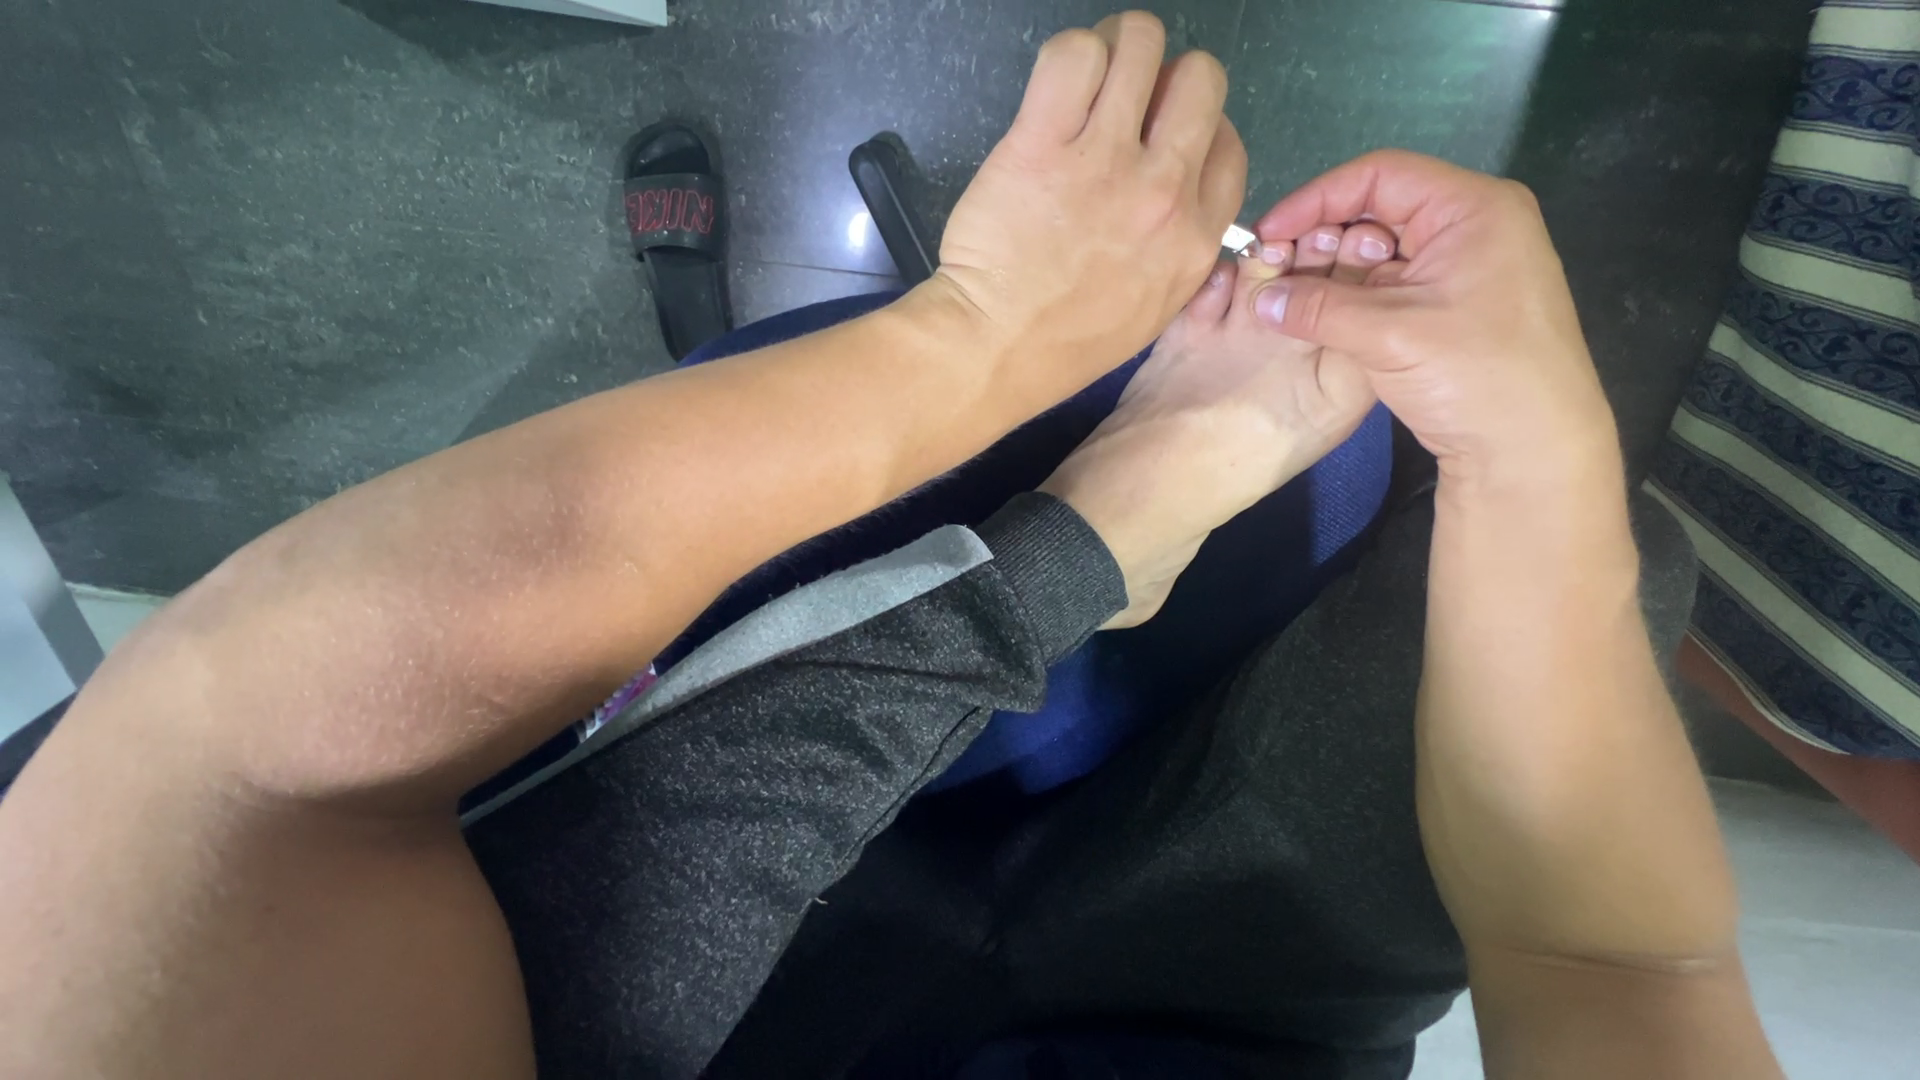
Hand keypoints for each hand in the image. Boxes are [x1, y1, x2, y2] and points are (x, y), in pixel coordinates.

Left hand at [933, 12, 1246, 402]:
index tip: (1158, 142)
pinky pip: (1073, 54)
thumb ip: (1177, 250)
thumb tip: (1177, 198)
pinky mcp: (1043, 144)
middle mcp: (1166, 191)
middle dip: (1164, 81)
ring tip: (1085, 87)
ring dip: (1116, 53)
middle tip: (1121, 110)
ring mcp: (1107, 163)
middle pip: (1200, 79)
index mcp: (1197, 239)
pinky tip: (1050, 97)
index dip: (1195, 130)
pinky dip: (1068, 58)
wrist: (997, 351)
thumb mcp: (1152, 312)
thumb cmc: (1065, 344)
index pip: (1229, 145)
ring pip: (1141, 44)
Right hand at [1041, 224, 1393, 626]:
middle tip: (1297, 243)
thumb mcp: (1334, 395)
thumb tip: (1358, 258)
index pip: (1366, 294)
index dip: (1360, 258)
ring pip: (1264, 270)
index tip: (1348, 239)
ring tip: (1259, 256)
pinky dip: (1217, 275)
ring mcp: (1243, 335)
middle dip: (1310, 245)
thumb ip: (1344, 328)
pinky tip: (1219, 284)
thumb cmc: (1255, 448)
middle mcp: (1295, 345)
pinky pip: (1212, 285)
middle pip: (1316, 271)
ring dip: (1263, 255)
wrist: (1153, 473)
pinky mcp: (1197, 330)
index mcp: (1337, 366)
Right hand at [1248, 150, 1619, 497]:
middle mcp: (1466, 228)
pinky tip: (1312, 318)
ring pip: (1374, 253)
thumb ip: (1318, 309)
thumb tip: (1260, 298)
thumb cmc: (1475, 373)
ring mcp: (1455, 269)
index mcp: (1470, 209)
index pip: (1379, 176)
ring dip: (1328, 273)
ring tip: (1286, 300)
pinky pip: (1383, 287)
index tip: (1267, 233)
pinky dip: (1345, 299)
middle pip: (1375, 211)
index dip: (1316, 199)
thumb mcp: (1388, 334)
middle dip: (1319, 238)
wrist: (1527, 446)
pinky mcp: (1442, 307)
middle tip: (1273, 271)